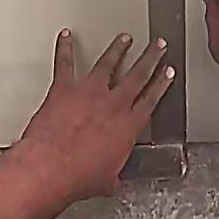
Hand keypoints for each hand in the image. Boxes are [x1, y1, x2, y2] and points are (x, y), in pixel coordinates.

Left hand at [11, 30, 173, 200]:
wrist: (51, 168)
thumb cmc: (78, 176)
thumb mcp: (106, 181)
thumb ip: (113, 175)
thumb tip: (111, 181)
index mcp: (128, 125)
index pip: (151, 99)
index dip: (161, 83)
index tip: (167, 71)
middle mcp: (112, 104)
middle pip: (137, 74)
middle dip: (150, 57)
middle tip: (157, 45)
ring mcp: (88, 93)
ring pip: (108, 63)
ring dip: (117, 49)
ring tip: (124, 38)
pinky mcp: (63, 89)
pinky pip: (64, 63)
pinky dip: (64, 48)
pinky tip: (66, 37)